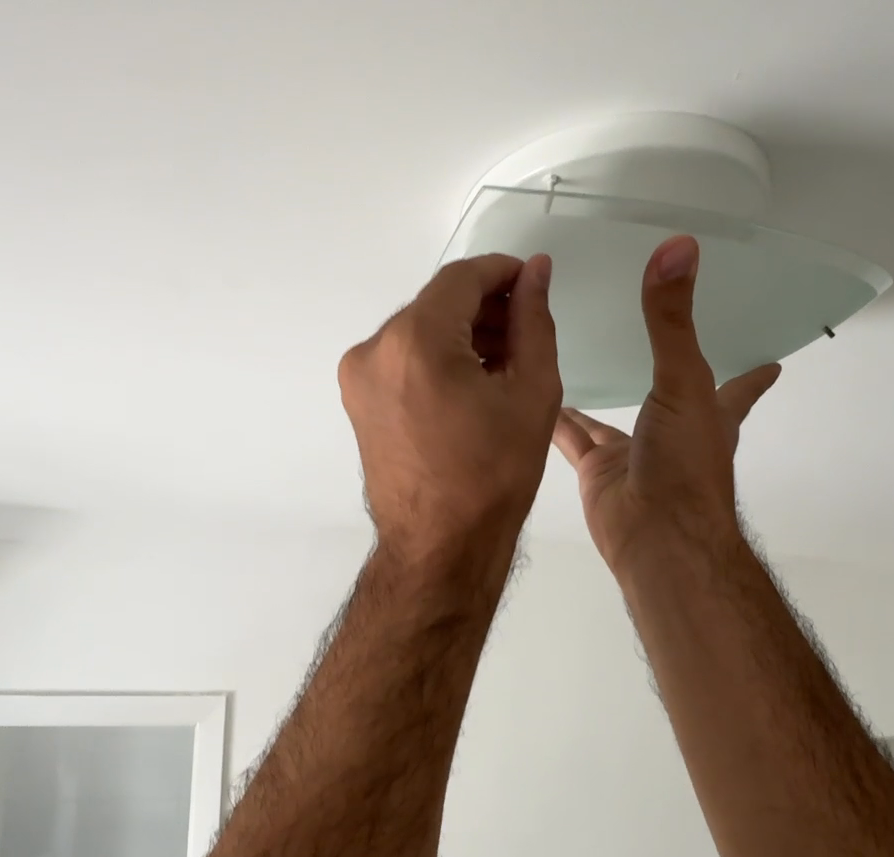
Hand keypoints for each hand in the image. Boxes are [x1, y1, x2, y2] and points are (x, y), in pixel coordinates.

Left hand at [340, 254, 560, 561]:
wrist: (440, 546)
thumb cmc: (494, 474)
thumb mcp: (531, 391)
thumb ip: (533, 320)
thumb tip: (536, 272)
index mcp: (414, 341)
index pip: (461, 279)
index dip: (502, 273)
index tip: (532, 283)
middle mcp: (374, 350)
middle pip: (436, 304)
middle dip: (482, 308)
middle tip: (525, 329)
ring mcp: (358, 378)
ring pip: (417, 332)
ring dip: (459, 335)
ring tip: (504, 361)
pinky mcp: (357, 403)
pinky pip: (401, 361)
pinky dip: (435, 360)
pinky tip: (470, 382)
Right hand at [551, 235, 780, 571]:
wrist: (656, 536)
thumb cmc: (684, 464)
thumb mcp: (683, 382)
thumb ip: (672, 320)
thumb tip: (677, 245)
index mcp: (709, 415)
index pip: (740, 387)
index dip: (754, 374)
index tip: (773, 360)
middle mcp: (672, 433)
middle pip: (665, 396)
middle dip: (658, 375)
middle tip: (637, 341)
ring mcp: (633, 455)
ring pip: (609, 418)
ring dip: (594, 398)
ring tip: (573, 362)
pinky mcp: (596, 472)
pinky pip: (571, 439)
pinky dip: (556, 421)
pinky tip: (535, 399)